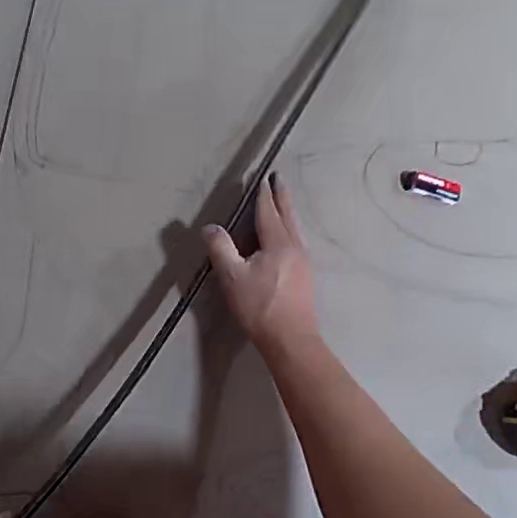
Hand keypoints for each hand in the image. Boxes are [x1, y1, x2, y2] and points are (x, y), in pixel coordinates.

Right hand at [202, 172, 318, 348]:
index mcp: (278, 244)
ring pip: (296, 229)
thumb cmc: (259, 306)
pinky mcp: (306, 276)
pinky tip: (288, 237)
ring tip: (283, 204)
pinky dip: (291, 229)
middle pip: (288, 216)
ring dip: (288, 213)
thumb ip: (220, 248)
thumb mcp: (232, 277)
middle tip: (280, 180)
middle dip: (282, 197)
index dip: (264, 196)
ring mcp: (304, 262)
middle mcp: (296, 248)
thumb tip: (210, 227)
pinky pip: (298, 241)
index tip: (264, 178)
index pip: (268, 212)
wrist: (290, 339)